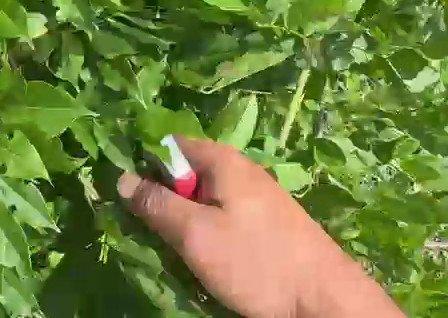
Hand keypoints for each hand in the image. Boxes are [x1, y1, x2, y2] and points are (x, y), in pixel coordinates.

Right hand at [118, 137, 404, 317]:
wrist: (327, 302)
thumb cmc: (256, 261)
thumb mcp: (196, 234)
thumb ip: (156, 204)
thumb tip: (121, 177)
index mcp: (221, 159)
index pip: (169, 145)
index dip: (145, 167)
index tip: (128, 197)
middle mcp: (239, 168)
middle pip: (186, 174)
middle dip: (166, 201)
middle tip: (152, 234)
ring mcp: (257, 195)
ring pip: (205, 201)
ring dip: (188, 224)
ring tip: (179, 253)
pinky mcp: (268, 223)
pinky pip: (225, 218)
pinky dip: (211, 235)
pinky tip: (209, 262)